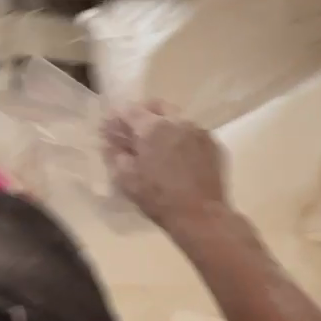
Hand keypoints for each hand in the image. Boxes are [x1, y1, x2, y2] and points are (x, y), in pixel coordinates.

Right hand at [102, 102, 229, 231]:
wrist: (200, 215)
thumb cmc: (157, 197)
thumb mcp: (126, 178)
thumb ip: (115, 154)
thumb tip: (110, 142)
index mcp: (153, 127)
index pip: (129, 110)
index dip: (115, 117)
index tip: (108, 128)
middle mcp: (178, 121)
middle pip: (156, 106)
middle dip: (141, 114)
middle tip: (132, 131)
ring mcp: (199, 131)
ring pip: (176, 118)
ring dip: (162, 125)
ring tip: (155, 146)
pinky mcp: (213, 144)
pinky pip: (191, 133)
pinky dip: (179, 138)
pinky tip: (175, 157)